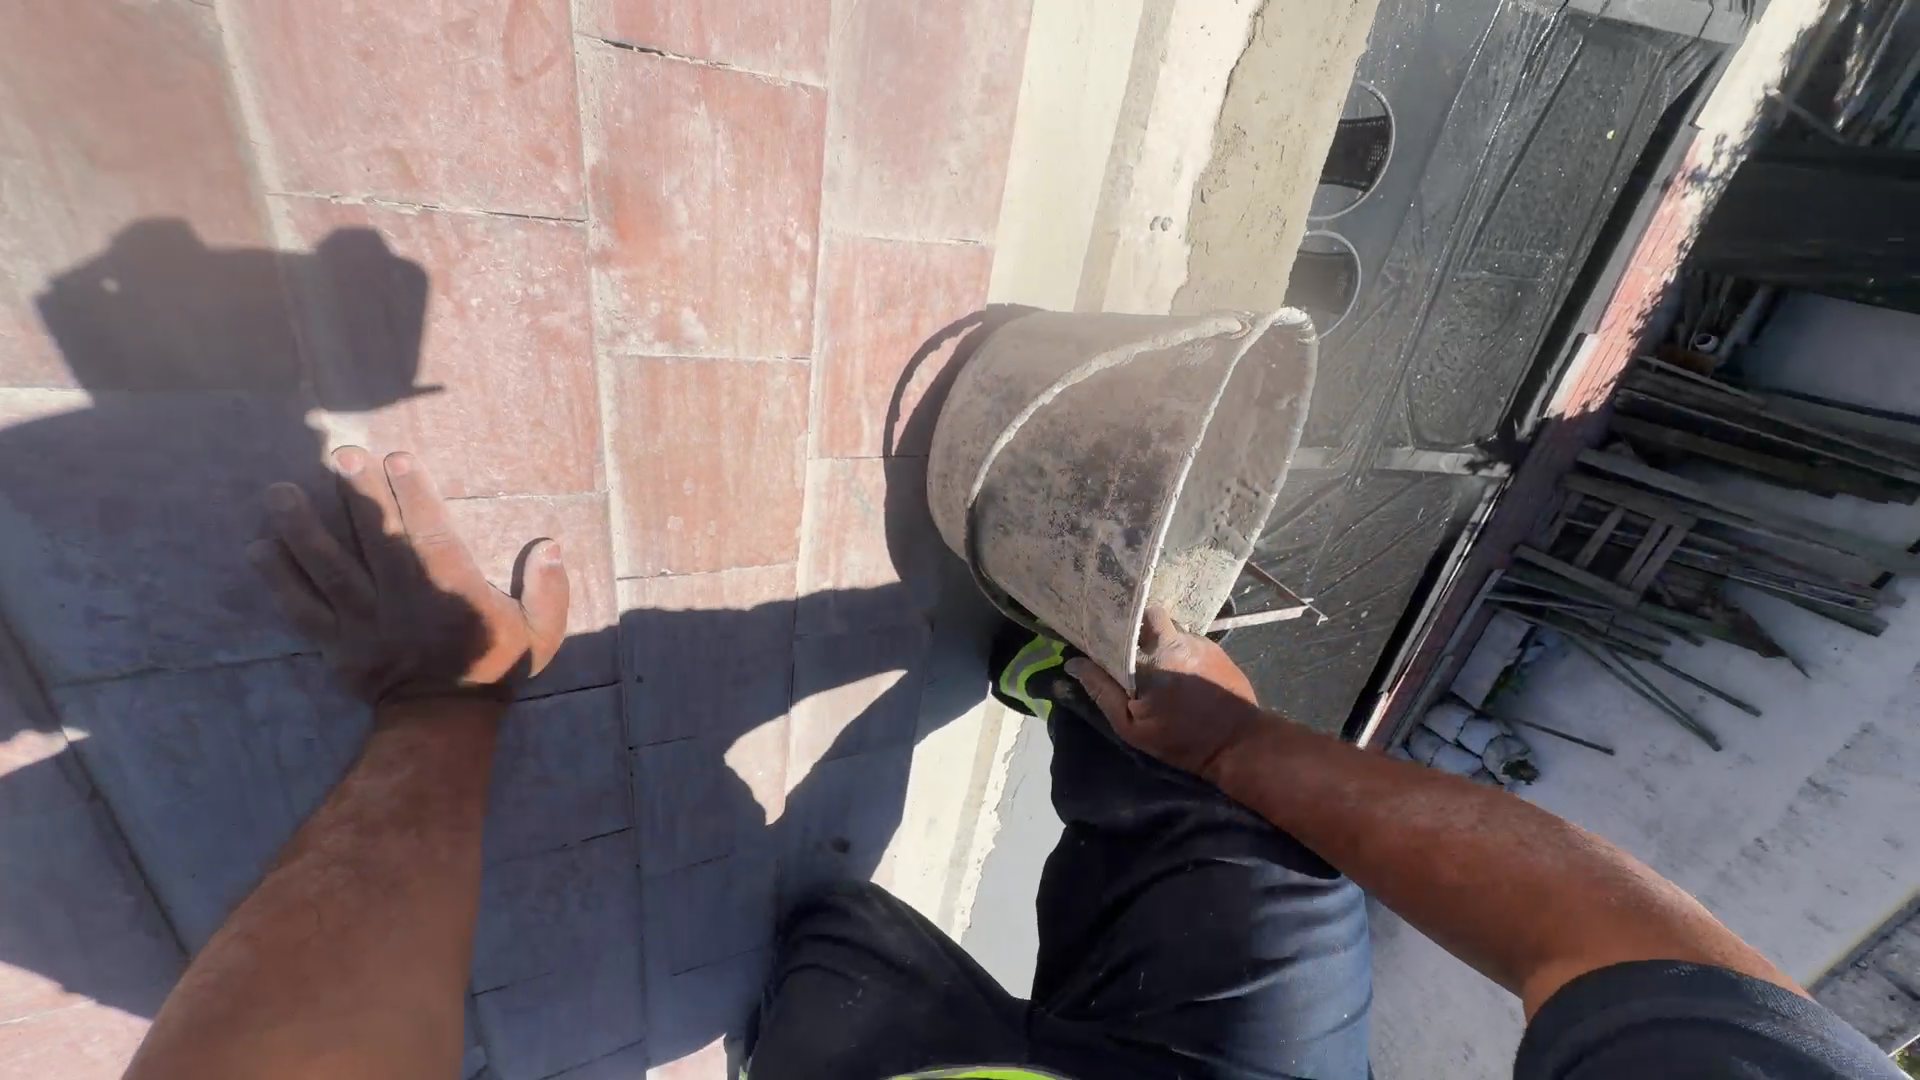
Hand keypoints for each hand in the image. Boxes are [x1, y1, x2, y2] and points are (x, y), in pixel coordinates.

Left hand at [248, 446, 568, 704]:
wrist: (444, 721)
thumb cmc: (496, 666)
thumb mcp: (543, 632)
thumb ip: (549, 589)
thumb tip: (551, 546)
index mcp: (454, 594)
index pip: (433, 535)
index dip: (416, 494)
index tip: (399, 458)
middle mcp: (404, 602)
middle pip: (377, 541)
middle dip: (359, 495)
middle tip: (340, 456)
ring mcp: (363, 623)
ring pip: (329, 569)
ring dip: (303, 528)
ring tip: (280, 492)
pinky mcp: (334, 645)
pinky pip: (300, 609)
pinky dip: (277, 580)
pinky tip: (258, 549)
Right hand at [1066, 606, 1266, 782]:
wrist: (1239, 745)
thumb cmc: (1181, 741)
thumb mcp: (1132, 726)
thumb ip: (1102, 691)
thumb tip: (1073, 663)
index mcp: (1150, 658)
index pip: (1122, 624)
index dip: (1108, 623)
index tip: (1095, 629)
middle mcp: (1176, 641)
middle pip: (1150, 615)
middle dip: (1137, 626)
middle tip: (1128, 645)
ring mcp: (1200, 642)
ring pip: (1170, 628)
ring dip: (1160, 640)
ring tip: (1153, 661)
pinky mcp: (1216, 649)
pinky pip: (1189, 640)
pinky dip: (1179, 650)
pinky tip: (1179, 671)